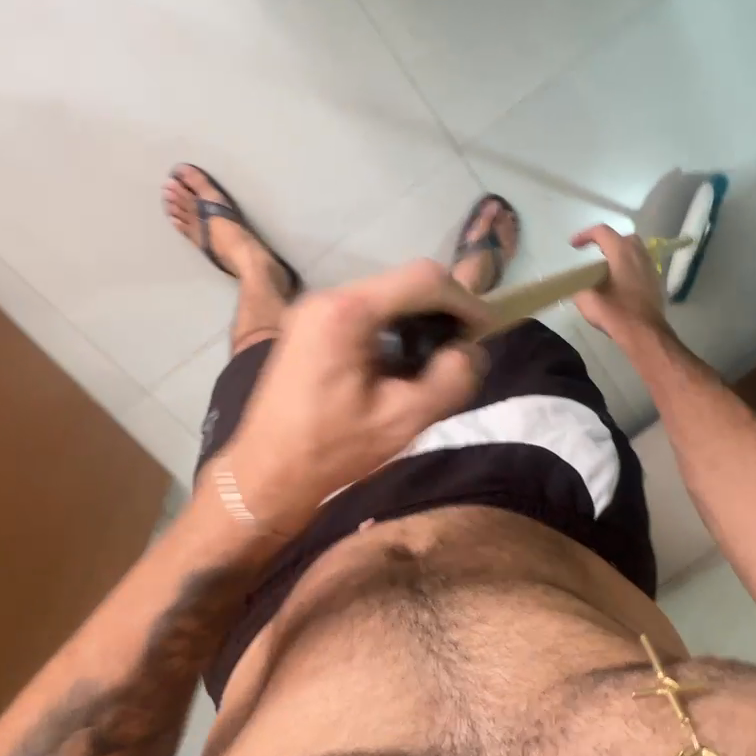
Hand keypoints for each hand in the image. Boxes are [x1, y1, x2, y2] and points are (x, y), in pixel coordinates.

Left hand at [216, 260, 491, 533]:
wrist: (266, 475)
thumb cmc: (332, 451)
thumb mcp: (403, 420)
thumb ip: (451, 379)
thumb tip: (472, 352)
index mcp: (347, 312)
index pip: (424, 280)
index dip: (465, 301)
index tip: (489, 332)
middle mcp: (328, 298)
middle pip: (406, 283)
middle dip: (445, 311)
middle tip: (466, 351)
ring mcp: (315, 310)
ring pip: (388, 297)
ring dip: (422, 321)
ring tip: (440, 360)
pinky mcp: (312, 327)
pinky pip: (368, 313)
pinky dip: (397, 329)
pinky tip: (406, 365)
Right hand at [571, 225, 668, 341]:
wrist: (645, 333)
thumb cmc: (616, 314)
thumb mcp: (587, 301)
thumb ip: (578, 287)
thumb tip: (577, 286)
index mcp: (621, 252)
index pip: (602, 232)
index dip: (585, 235)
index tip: (574, 245)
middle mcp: (639, 254)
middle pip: (622, 238)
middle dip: (606, 242)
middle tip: (593, 254)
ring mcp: (650, 267)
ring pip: (634, 250)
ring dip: (619, 254)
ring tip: (606, 268)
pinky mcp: (655, 281)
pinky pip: (640, 265)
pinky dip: (629, 267)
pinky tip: (620, 282)